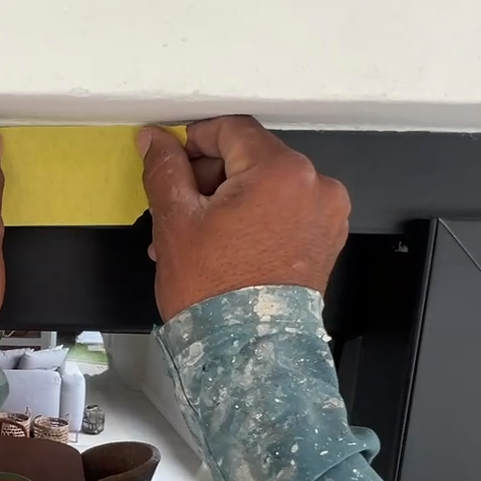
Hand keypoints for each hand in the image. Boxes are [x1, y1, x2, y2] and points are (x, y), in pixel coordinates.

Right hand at [138, 115, 349, 321]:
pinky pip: (282, 213)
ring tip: (193, 238)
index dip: (195, 139)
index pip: (232, 130)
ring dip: (226, 203)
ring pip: (264, 188)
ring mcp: (325, 215)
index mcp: (280, 171)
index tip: (174, 157)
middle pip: (250, 159)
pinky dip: (252, 221)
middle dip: (208, 181)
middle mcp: (314, 186)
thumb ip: (165, 169)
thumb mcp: (175, 221)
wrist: (245, 351)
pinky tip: (221, 247)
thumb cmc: (214, 293)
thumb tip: (155, 139)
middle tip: (176, 210)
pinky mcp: (325, 240)